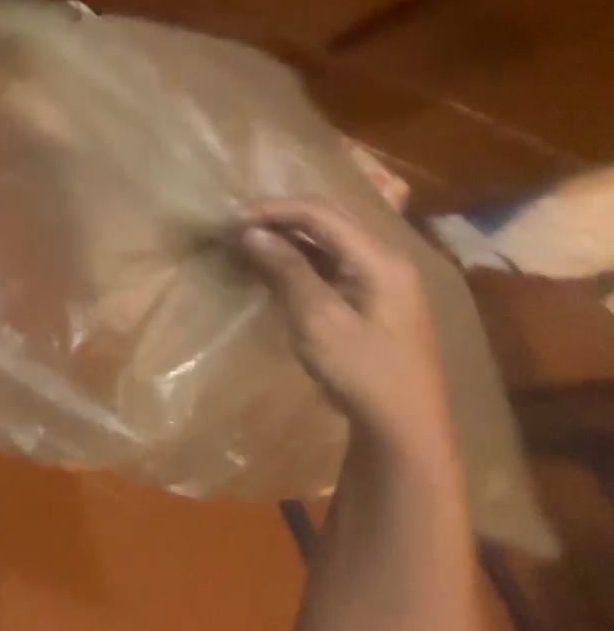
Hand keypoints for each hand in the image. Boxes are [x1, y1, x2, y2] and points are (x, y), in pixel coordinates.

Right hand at [239, 199, 452, 454]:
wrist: (402, 422)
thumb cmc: (362, 370)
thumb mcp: (317, 319)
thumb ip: (286, 270)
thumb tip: (249, 231)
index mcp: (379, 259)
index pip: (319, 213)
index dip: (271, 209)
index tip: (228, 219)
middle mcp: (384, 258)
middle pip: (326, 217)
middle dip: (277, 215)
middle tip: (232, 224)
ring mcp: (380, 276)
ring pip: (327, 236)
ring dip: (284, 232)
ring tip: (244, 239)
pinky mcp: (370, 294)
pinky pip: (329, 258)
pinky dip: (296, 253)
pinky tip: (269, 262)